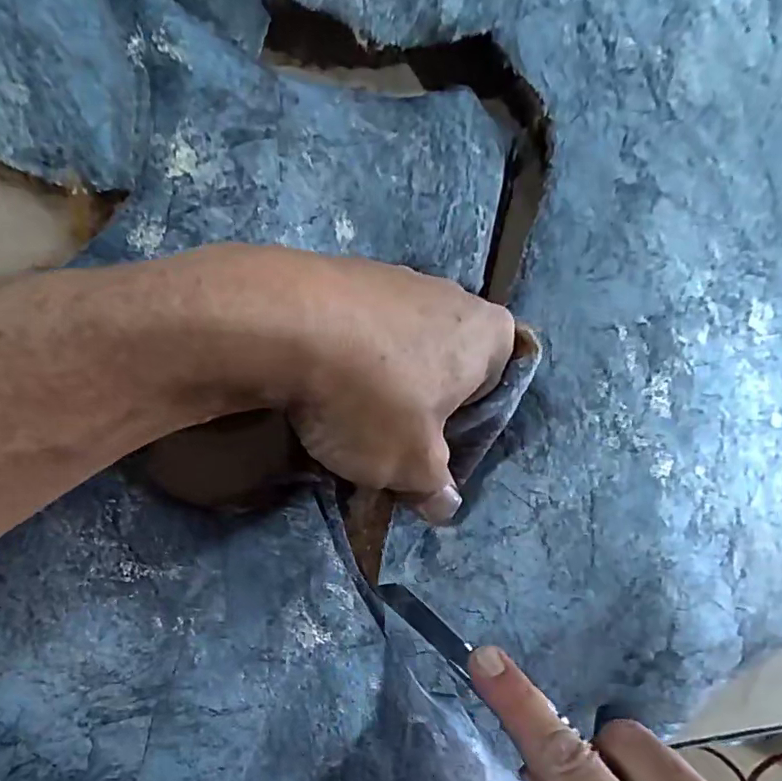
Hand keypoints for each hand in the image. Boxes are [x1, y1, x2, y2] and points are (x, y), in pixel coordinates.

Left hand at [179, 245, 514, 522]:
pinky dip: (343, 360)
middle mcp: (448, 294)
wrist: (279, 325)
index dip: (473, 423)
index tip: (440, 449)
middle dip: (423, 405)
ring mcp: (391, 278)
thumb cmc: (373, 399)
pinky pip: (355, 332)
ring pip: (398, 350)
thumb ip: (436, 487)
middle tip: (395, 443)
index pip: (502, 382)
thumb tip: (444, 505)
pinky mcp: (340, 275)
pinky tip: (316, 388)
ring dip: (380, 385)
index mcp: (487, 333)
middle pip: (446, 366)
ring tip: (347, 421)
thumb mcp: (412, 465)